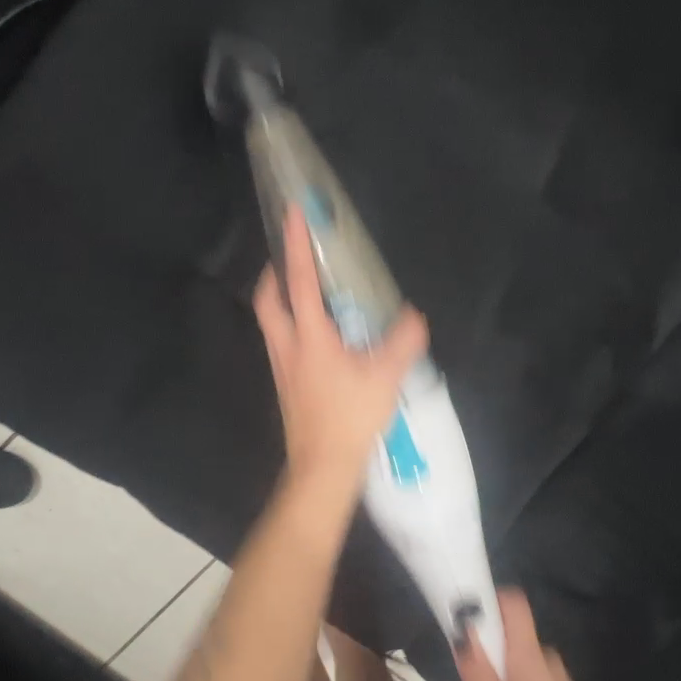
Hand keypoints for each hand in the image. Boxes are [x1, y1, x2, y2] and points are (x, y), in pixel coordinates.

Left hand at [253, 206, 428, 496]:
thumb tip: (413, 316)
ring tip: (304, 289)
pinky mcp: (286, 385)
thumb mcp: (385, 378)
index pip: (300, 281)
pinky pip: (281, 341)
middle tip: (291, 258)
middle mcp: (288, 346)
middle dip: (274, 272)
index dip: (297, 245)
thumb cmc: (350, 418)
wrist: (321, 467)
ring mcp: (282, 367)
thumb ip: (402, 342)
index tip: (293, 213)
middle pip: (268, 299)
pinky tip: (315, 334)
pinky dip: (290, 324)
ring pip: (270, 321)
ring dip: (280, 298)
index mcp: (311, 337)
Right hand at [456, 588, 610, 680]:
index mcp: (531, 660)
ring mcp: (558, 678)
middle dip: (487, 655)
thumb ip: (479, 675)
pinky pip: (529, 677)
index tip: (465, 617)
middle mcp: (548, 660)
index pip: (514, 603)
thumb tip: (464, 630)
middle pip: (509, 634)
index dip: (488, 600)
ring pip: (517, 660)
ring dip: (499, 678)